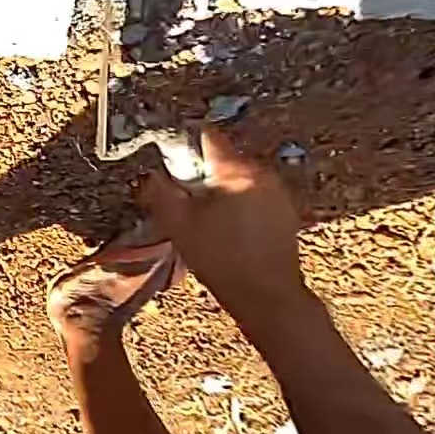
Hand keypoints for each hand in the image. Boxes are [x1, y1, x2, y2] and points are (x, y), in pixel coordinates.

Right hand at [139, 126, 307, 317]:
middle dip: (198, 175)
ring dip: (217, 191)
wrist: (265, 296)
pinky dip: (235, 205)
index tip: (168, 161)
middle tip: (182, 200)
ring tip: (202, 219)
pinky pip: (252, 196)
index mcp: (237, 171)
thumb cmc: (220, 258)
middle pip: (221, 160)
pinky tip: (224, 230)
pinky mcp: (285, 212)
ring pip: (236, 179)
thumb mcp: (177, 223)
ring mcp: (278, 193)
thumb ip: (159, 191)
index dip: (182, 144)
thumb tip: (149, 175)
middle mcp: (263, 174)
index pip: (207, 138)